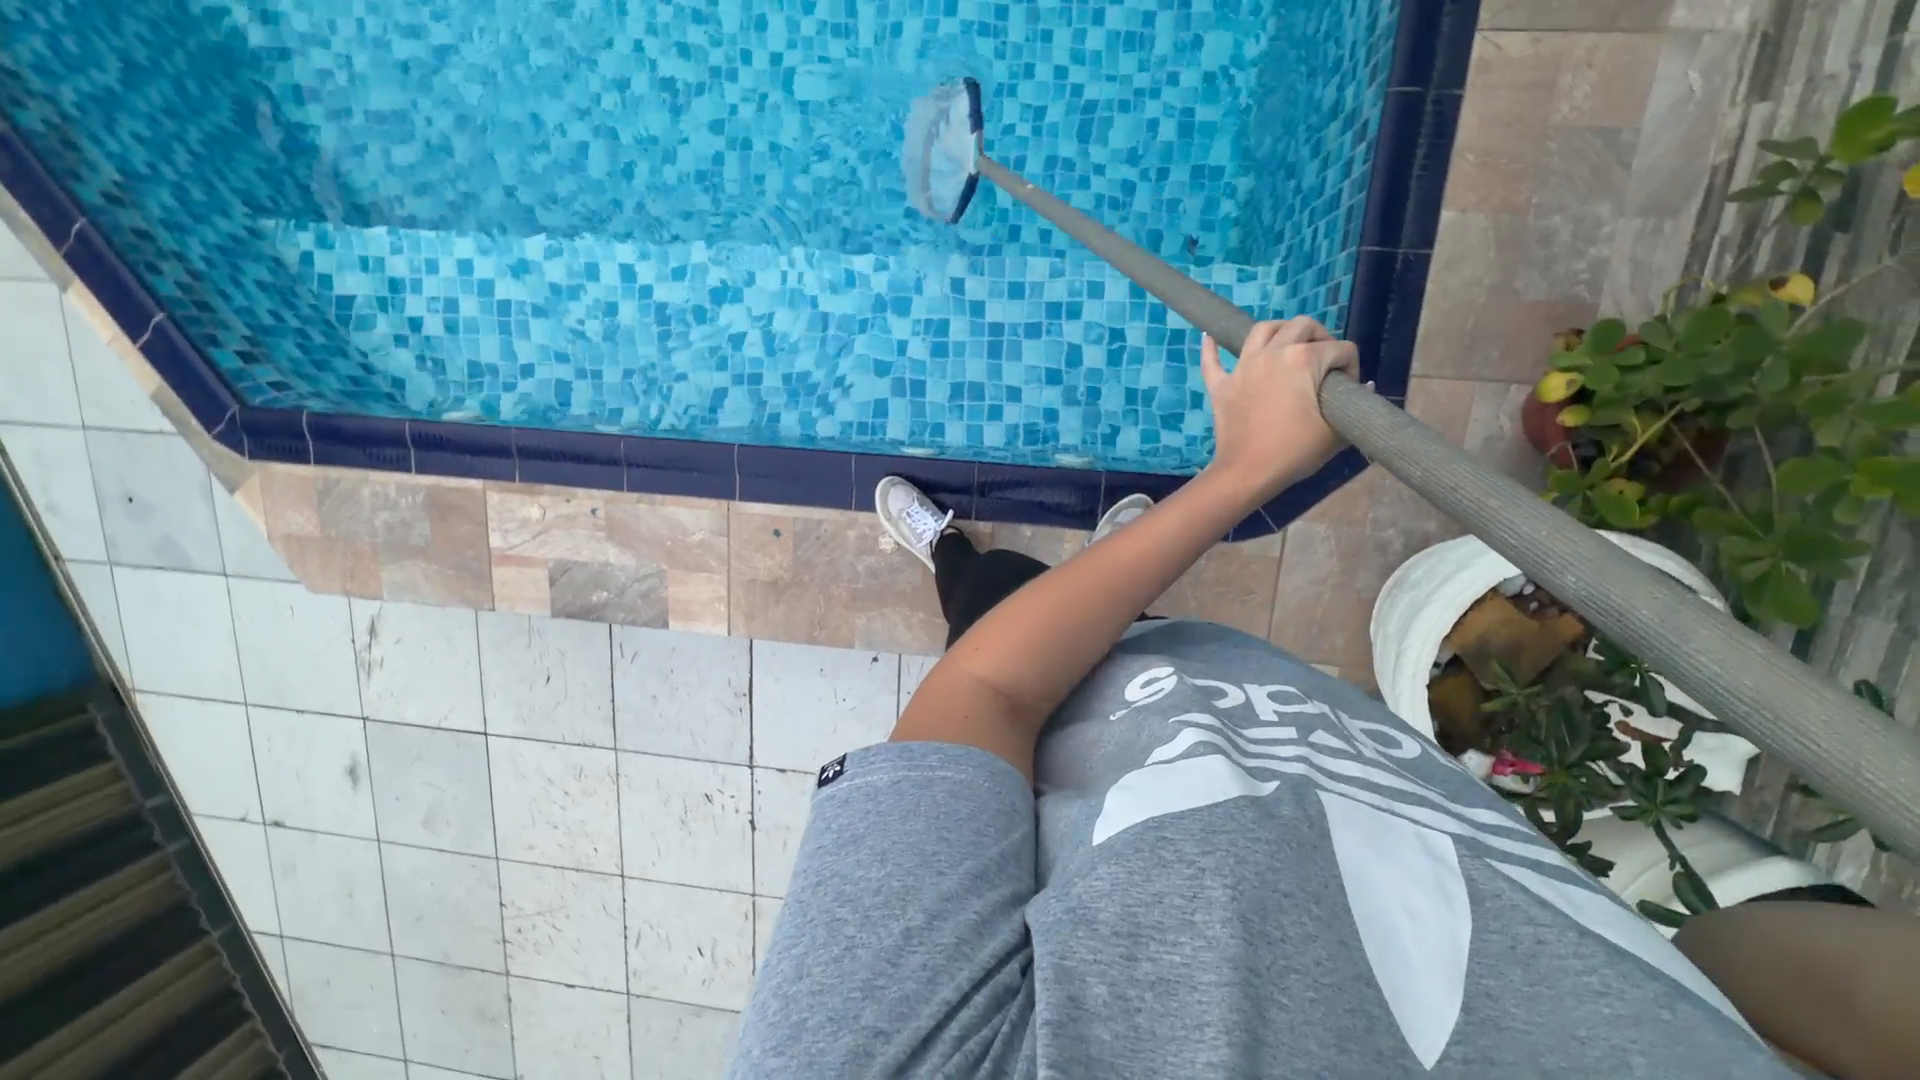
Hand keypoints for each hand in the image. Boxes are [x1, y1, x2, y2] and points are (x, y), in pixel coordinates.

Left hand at [1200, 317, 1358, 501]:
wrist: (1248, 472)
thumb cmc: (1295, 452)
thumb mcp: (1336, 432)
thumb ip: (1354, 405)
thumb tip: (1363, 387)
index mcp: (1304, 360)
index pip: (1340, 349)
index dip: (1351, 366)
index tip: (1348, 388)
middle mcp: (1272, 353)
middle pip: (1301, 326)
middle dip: (1320, 337)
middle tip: (1325, 359)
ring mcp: (1242, 367)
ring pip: (1261, 330)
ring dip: (1279, 330)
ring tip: (1288, 343)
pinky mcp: (1221, 384)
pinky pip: (1211, 360)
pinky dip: (1211, 348)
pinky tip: (1211, 337)